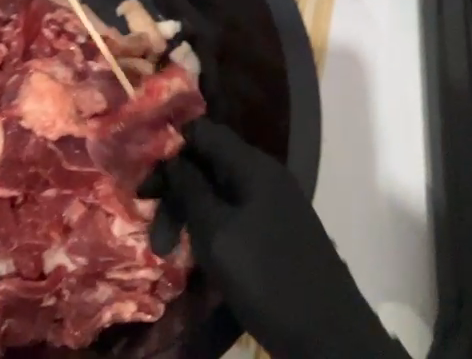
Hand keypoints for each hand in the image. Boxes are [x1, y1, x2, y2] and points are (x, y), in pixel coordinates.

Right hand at [141, 121, 406, 358]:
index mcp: (253, 166)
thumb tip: (171, 157)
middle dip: (175, 191)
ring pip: (219, 194)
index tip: (140, 176)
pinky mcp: (278, 233)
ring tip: (166, 251)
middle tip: (153, 231)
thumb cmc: (266, 277)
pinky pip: (234, 215)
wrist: (331, 339)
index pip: (201, 132)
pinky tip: (196, 255)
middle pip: (208, 164)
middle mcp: (266, 177)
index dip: (168, 146)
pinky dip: (210, 228)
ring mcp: (275, 206)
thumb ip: (190, 188)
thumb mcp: (216, 232)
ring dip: (189, 215)